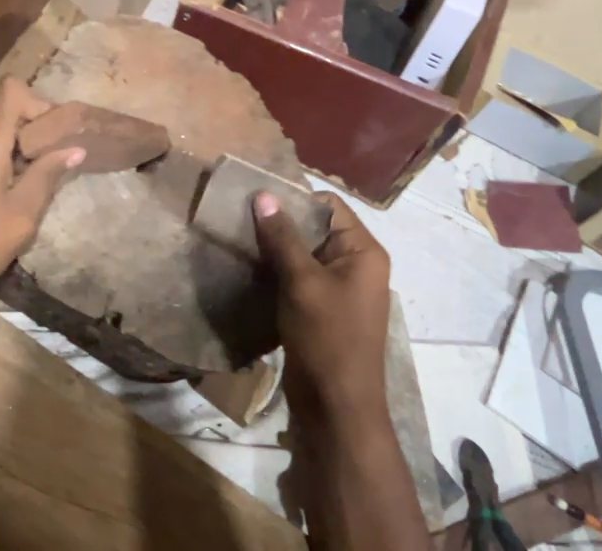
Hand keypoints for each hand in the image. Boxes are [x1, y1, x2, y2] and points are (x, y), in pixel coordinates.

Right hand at [254, 190, 391, 417]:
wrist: (336, 407)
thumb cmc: (326, 338)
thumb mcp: (302, 282)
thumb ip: (282, 237)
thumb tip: (263, 195)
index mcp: (363, 251)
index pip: (328, 205)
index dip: (294, 200)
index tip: (255, 202)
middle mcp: (355, 264)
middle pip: (314, 226)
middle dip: (279, 223)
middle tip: (238, 220)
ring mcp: (338, 288)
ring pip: (302, 252)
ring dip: (273, 248)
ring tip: (238, 242)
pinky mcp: (321, 307)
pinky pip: (297, 276)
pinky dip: (276, 271)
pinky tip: (248, 270)